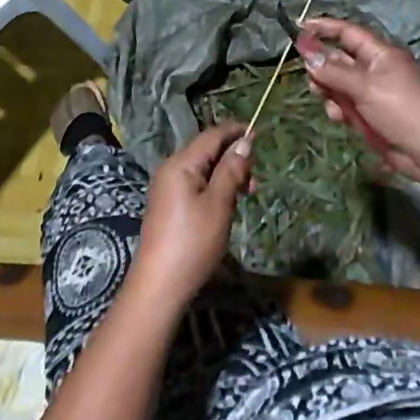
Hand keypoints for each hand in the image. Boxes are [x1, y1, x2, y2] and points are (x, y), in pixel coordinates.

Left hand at [132, 122, 254, 304]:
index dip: (237, 131)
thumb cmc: (193, 242)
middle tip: (254, 180)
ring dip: (227, 174)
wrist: (159, 288)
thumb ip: (232, 168)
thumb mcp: (220, 202)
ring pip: (203, 167)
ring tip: (245, 195)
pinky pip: (196, 183)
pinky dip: (215, 186)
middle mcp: (171, 169)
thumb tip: (244, 142)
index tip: (260, 136)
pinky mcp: (169, 205)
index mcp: (181, 164)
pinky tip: (227, 203)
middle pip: (207, 149)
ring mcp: (167, 188)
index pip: (212, 134)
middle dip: (233, 157)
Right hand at [298, 18, 419, 182]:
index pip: (348, 33)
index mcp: (380, 53)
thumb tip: (307, 52)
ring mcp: (373, 93)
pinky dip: (340, 110)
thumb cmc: (402, 109)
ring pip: (339, 85)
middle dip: (323, 67)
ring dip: (329, 91)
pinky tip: (340, 118)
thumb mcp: (366, 87)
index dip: (324, 28)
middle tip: (311, 79)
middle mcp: (375, 69)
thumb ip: (334, 71)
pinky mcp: (371, 115)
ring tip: (326, 99)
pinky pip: (347, 106)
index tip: (299, 28)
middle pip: (340, 60)